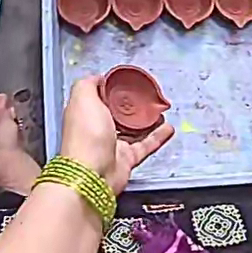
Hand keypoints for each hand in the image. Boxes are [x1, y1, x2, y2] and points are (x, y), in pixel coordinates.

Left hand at [59, 76, 173, 194]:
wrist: (92, 175)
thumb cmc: (86, 136)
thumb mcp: (83, 98)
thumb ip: (88, 83)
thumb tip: (98, 77)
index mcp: (85, 112)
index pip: (98, 96)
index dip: (111, 87)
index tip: (126, 80)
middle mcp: (97, 128)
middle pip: (116, 112)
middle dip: (130, 103)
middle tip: (147, 94)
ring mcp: (111, 144)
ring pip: (132, 129)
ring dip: (147, 119)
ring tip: (159, 109)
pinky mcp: (126, 159)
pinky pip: (145, 145)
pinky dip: (158, 136)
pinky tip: (168, 128)